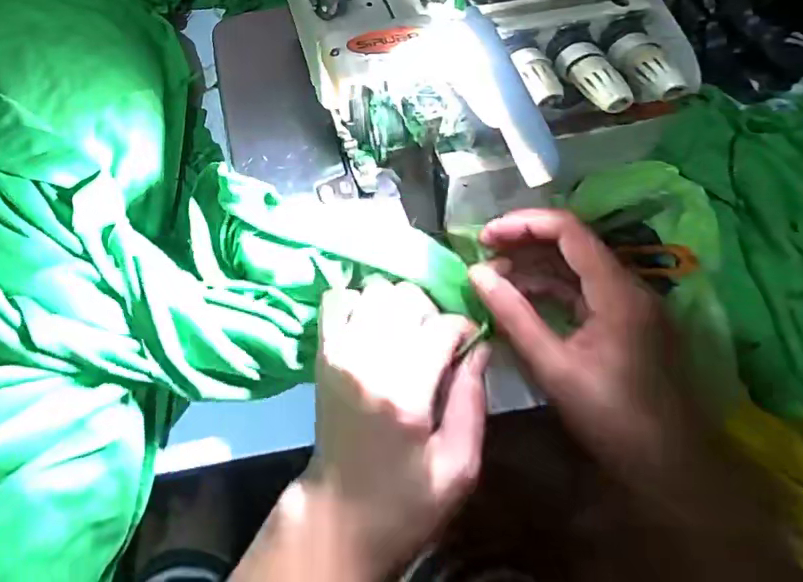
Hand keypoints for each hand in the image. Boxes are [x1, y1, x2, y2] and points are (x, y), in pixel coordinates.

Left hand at [236, 279, 488, 580]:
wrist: (342, 513)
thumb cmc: (407, 500)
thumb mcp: (458, 468)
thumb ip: (472, 402)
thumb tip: (480, 346)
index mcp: (405, 394)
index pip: (440, 325)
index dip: (462, 328)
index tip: (468, 344)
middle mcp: (367, 361)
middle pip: (406, 296)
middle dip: (430, 311)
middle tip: (436, 340)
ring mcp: (338, 351)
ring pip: (374, 289)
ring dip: (397, 303)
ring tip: (406, 332)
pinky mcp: (322, 351)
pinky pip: (338, 298)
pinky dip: (360, 302)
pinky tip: (374, 326)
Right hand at [466, 208, 699, 475]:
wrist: (678, 475)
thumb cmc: (615, 421)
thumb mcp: (554, 368)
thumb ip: (513, 315)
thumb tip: (475, 273)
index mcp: (617, 292)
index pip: (567, 230)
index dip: (522, 224)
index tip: (484, 238)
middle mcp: (629, 288)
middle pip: (571, 242)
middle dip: (523, 242)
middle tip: (482, 255)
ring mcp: (632, 305)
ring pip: (576, 266)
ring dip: (533, 266)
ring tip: (494, 278)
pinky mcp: (629, 323)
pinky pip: (584, 290)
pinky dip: (550, 288)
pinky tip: (521, 301)